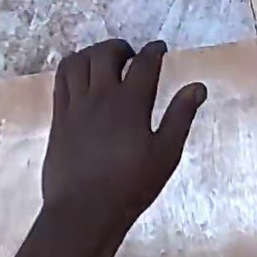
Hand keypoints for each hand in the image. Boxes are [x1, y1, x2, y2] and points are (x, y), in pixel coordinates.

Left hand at [43, 39, 205, 237]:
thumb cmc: (131, 185)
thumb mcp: (166, 153)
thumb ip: (180, 116)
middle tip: (130, 55)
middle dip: (119, 47)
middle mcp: (101, 96)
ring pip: (78, 62)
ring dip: (92, 54)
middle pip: (105, 53)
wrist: (84, 210)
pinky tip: (82, 79)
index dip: (154, 50)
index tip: (160, 48)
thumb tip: (198, 87)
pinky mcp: (59, 118)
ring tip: (103, 63)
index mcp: (131, 103)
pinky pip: (60, 80)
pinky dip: (72, 69)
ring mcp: (75, 105)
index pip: (144, 63)